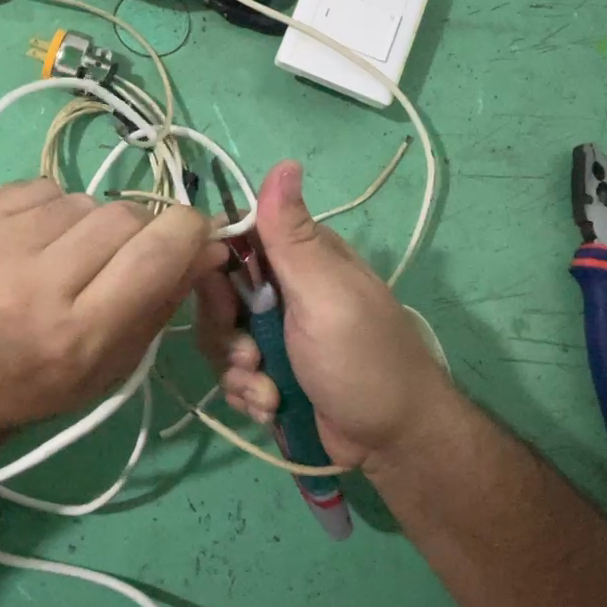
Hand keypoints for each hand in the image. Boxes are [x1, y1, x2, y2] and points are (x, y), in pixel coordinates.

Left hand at [0, 178, 225, 439]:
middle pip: (122, 218)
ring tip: (69, 255)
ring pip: (83, 199)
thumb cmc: (45, 381)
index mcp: (77, 334)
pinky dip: (53, 208)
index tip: (193, 230)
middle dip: (138, 229)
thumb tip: (211, 243)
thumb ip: (166, 299)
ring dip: (90, 222)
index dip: (187, 230)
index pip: (153, 255)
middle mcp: (34, 287)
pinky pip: (43, 187)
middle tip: (121, 255)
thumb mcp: (116, 360)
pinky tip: (38, 241)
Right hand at [196, 161, 450, 467]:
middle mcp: (283, 288)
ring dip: (236, 370)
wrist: (394, 444)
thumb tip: (284, 161)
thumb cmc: (363, 361)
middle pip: (216, 294)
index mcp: (299, 257)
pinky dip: (246, 393)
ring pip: (218, 338)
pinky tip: (271, 406)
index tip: (223, 297)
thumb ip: (291, 235)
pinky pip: (231, 373)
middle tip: (253, 357)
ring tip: (268, 392)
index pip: (232, 240)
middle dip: (225, 332)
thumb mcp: (326, 294)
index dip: (213, 267)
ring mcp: (275, 333)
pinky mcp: (268, 372)